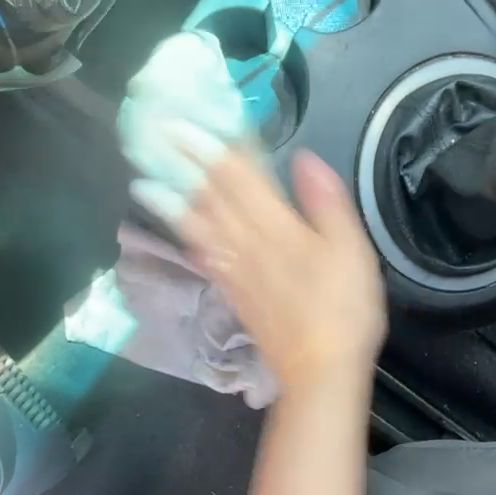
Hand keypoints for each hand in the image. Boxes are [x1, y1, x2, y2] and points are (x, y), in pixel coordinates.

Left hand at [166, 146, 386, 401]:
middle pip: (211, 198)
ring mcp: (238, 274)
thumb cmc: (343, 311)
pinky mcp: (237, 299)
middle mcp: (248, 245)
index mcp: (277, 228)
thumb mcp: (351, 251)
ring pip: (200, 229)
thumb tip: (305, 159)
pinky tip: (181, 236)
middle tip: (153, 138)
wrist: (319, 374)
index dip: (211, 145)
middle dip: (182, 166)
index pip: (238, 177)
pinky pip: (207, 262)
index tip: (185, 119)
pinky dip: (191, 245)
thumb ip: (327, 203)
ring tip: (143, 184)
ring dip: (172, 204)